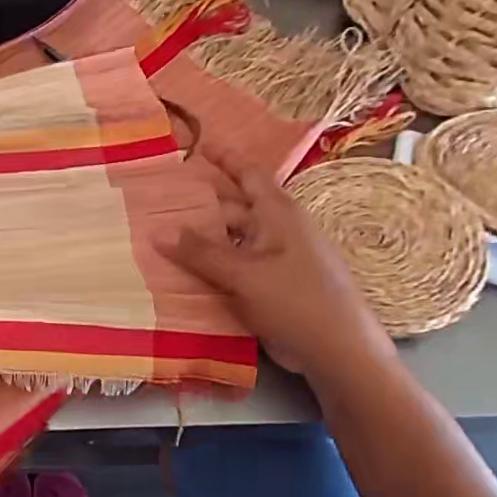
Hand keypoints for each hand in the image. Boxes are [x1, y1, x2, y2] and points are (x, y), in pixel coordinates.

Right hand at [162, 153, 395, 378]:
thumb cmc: (295, 299)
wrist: (338, 350)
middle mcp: (278, 229)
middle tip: (160, 207)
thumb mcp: (243, 273)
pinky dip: (214, 268)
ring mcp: (277, 259)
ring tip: (165, 243)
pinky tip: (187, 278)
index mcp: (277, 212)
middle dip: (200, 208)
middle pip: (233, 210)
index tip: (198, 146)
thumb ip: (200, 252)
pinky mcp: (274, 286)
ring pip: (232, 242)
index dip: (224, 158)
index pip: (248, 173)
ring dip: (204, 243)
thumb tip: (158, 231)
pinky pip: (237, 268)